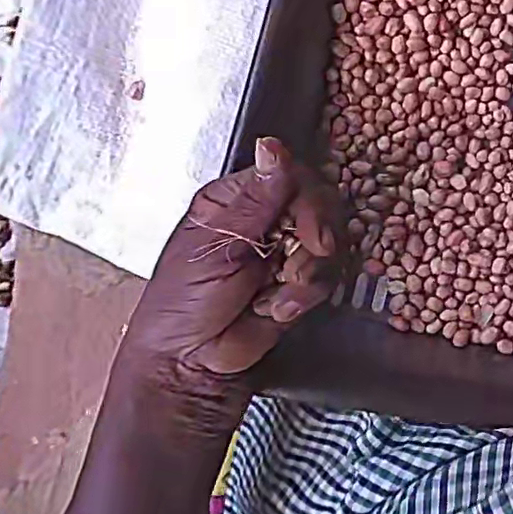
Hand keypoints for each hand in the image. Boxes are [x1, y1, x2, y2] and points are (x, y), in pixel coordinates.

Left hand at [117, 137, 345, 399]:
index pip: (292, 177)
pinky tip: (278, 308)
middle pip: (320, 204)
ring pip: (330, 240)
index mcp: (238, 199)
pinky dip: (307, 294)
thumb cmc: (182, 304)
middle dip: (316, 237)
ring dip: (309, 273)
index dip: (309, 201)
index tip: (312, 232)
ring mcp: (287, 249)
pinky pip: (328, 274)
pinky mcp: (301, 280)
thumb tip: (272, 146)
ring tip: (277, 297)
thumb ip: (256, 199)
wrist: (189, 367)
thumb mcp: (215, 246)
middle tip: (298, 267)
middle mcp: (268, 218)